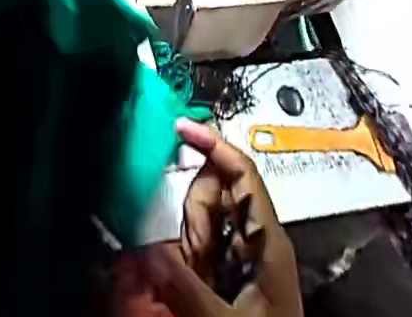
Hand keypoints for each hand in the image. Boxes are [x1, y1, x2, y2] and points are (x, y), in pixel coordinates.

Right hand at [126, 118, 302, 316]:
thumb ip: (184, 283)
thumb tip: (145, 245)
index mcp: (267, 236)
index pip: (242, 172)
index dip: (214, 144)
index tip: (181, 128)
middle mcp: (257, 235)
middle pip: (218, 194)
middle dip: (195, 213)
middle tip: (192, 255)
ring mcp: (243, 253)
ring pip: (205, 220)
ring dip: (190, 239)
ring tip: (197, 280)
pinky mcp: (231, 271)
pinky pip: (202, 245)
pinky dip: (189, 253)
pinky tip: (189, 280)